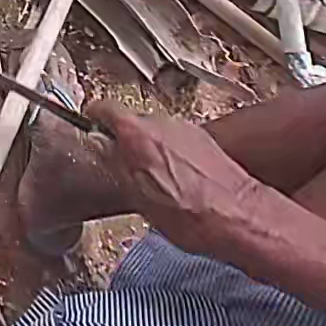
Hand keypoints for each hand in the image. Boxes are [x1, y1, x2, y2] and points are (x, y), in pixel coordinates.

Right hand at [82, 101, 261, 249]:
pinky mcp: (203, 138)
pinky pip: (176, 140)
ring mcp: (185, 127)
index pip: (104, 108)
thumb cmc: (190, 214)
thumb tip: (101, 148)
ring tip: (150, 179)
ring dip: (149, 148)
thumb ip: (114, 165)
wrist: (237, 216)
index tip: (89, 125)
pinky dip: (170, 154)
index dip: (93, 117)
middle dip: (124, 140)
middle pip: (132, 121)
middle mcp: (162, 122)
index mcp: (137, 133)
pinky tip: (174, 180)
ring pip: (156, 131)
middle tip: (119, 164)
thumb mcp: (136, 196)